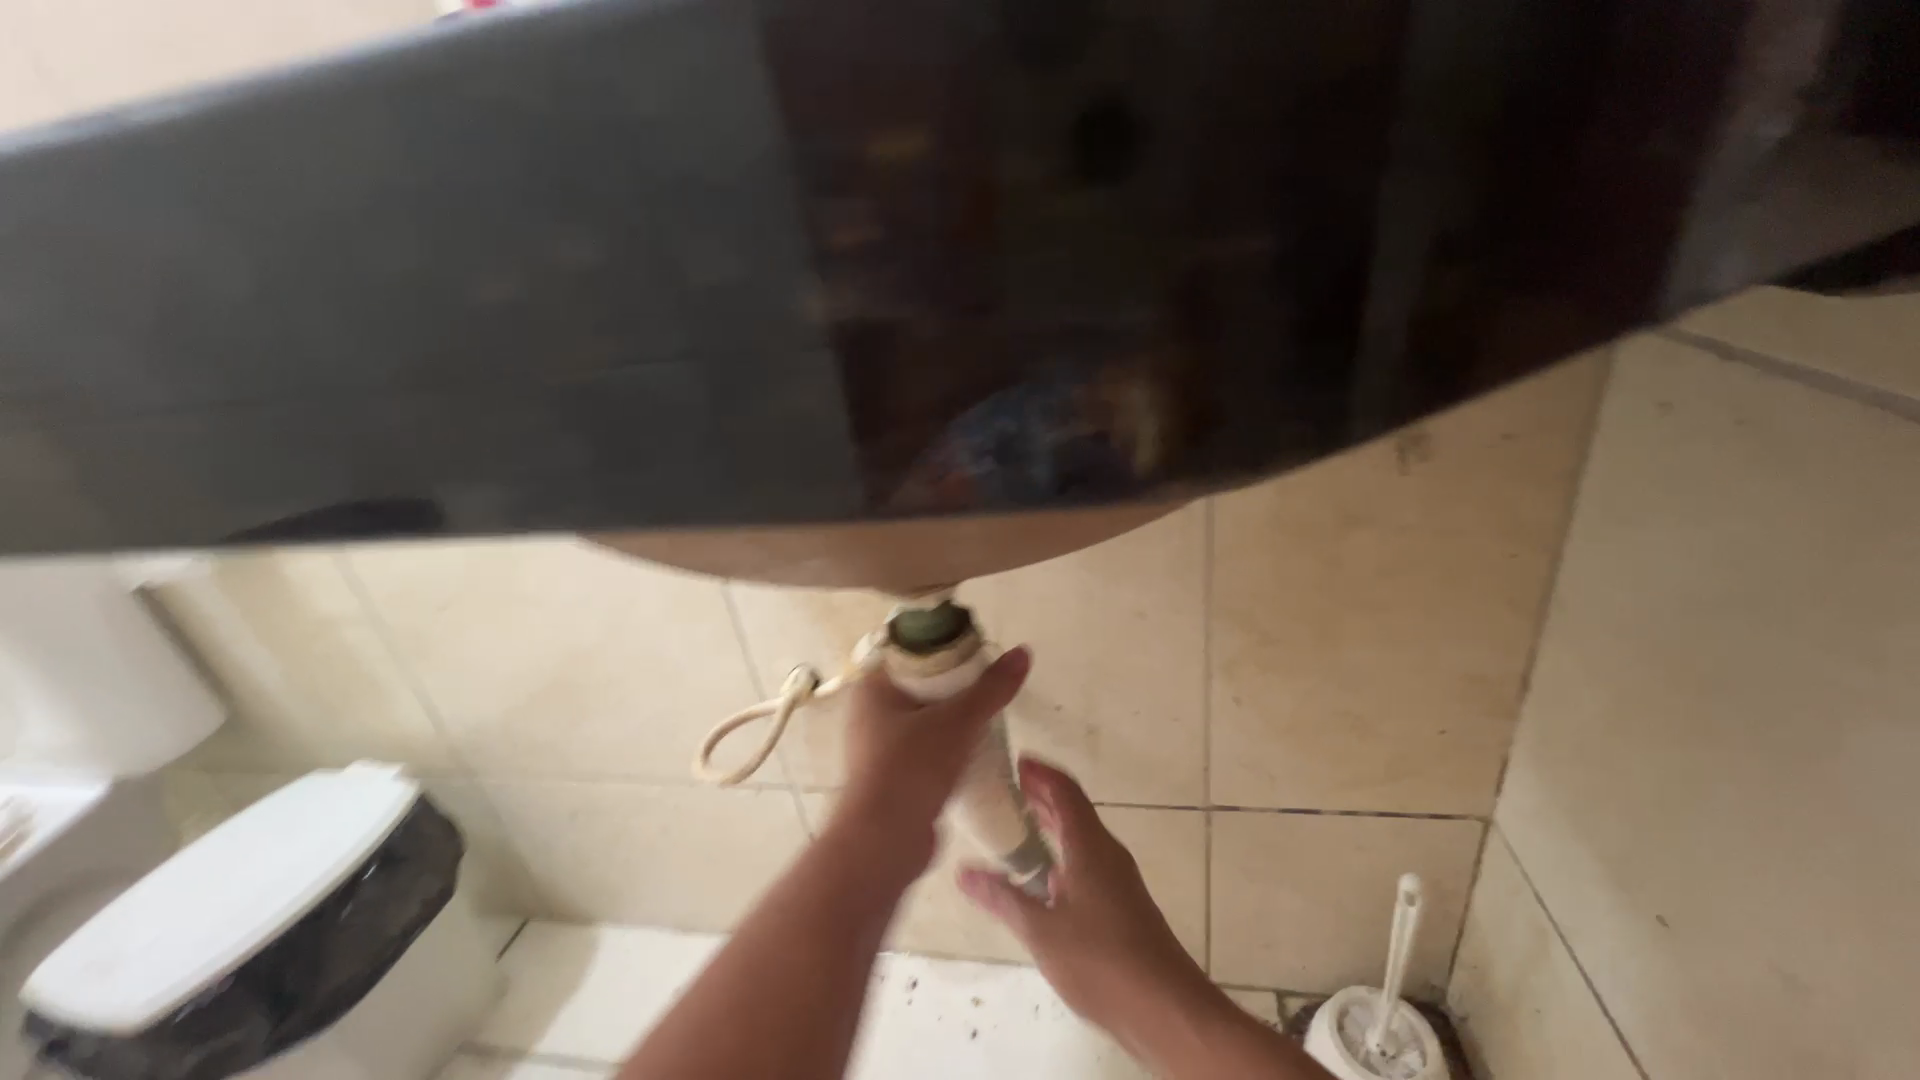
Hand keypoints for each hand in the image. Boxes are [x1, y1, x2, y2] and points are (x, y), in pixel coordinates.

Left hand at [827, 645, 1031, 879]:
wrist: (884, 842)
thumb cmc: (912, 769)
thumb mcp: (958, 722)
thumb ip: (991, 688)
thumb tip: (1023, 652)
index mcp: (873, 688)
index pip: (912, 653)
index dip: (947, 650)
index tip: (982, 656)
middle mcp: (870, 713)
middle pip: (921, 687)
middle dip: (957, 688)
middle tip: (992, 689)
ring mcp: (878, 748)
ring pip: (925, 721)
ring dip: (955, 721)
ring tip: (990, 719)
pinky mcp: (892, 778)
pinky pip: (925, 751)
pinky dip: (949, 749)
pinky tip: (977, 753)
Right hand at [957, 759, 1214, 1036]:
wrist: (1166, 1008)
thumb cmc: (1102, 961)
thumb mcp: (1041, 930)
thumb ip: (1002, 898)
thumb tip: (964, 871)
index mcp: (1089, 846)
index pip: (1064, 790)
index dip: (1039, 772)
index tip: (1012, 761)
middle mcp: (1106, 853)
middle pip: (1072, 810)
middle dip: (1040, 795)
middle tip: (1004, 789)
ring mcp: (1118, 879)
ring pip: (1080, 837)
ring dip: (1050, 825)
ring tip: (1014, 826)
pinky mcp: (1122, 904)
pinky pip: (1086, 861)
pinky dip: (1060, 853)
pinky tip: (1041, 877)